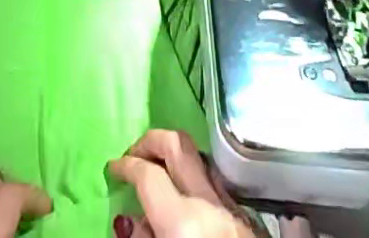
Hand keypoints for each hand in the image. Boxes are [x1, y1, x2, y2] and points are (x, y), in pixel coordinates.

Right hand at [108, 130, 257, 237]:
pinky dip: (199, 182)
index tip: (114, 169)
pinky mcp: (254, 222)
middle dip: (150, 141)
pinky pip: (220, 186)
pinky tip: (192, 199)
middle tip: (134, 155)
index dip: (124, 165)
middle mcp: (211, 205)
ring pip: (202, 161)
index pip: (146, 172)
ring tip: (161, 172)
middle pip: (177, 144)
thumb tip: (131, 219)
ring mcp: (237, 211)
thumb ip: (142, 237)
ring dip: (177, 159)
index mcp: (183, 220)